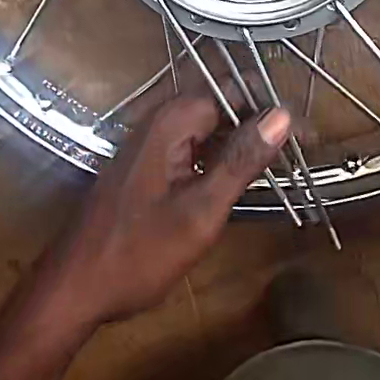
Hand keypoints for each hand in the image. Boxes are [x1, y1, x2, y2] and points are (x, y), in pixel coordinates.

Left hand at [38, 95, 289, 327]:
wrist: (74, 287)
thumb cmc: (137, 253)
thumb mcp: (200, 211)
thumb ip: (241, 160)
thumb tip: (281, 116)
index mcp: (172, 121)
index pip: (234, 93)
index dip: (272, 110)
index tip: (305, 135)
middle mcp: (159, 120)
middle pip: (220, 103)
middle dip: (259, 120)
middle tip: (297, 149)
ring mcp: (150, 141)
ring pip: (207, 124)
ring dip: (241, 138)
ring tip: (276, 162)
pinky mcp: (146, 163)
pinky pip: (191, 143)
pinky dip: (219, 154)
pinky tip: (236, 177)